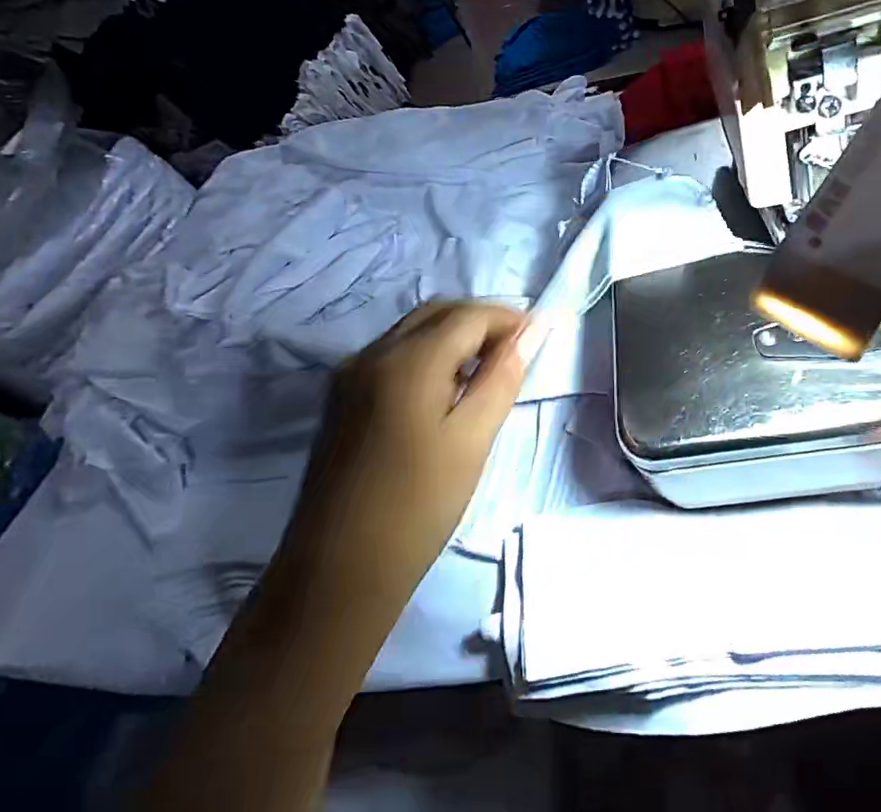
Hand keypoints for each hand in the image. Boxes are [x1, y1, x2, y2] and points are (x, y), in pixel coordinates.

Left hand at [141, 303, 524, 811]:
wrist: (340, 566)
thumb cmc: (418, 507)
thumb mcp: (471, 441)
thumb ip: (500, 379)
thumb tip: (530, 334)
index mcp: (406, 360)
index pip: (466, 315)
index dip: (507, 319)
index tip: (539, 335)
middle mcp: (371, 352)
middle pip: (435, 313)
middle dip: (479, 321)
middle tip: (517, 349)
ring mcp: (349, 372)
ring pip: (411, 331)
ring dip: (452, 336)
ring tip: (487, 367)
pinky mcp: (340, 395)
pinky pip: (391, 354)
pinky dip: (425, 355)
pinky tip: (445, 386)